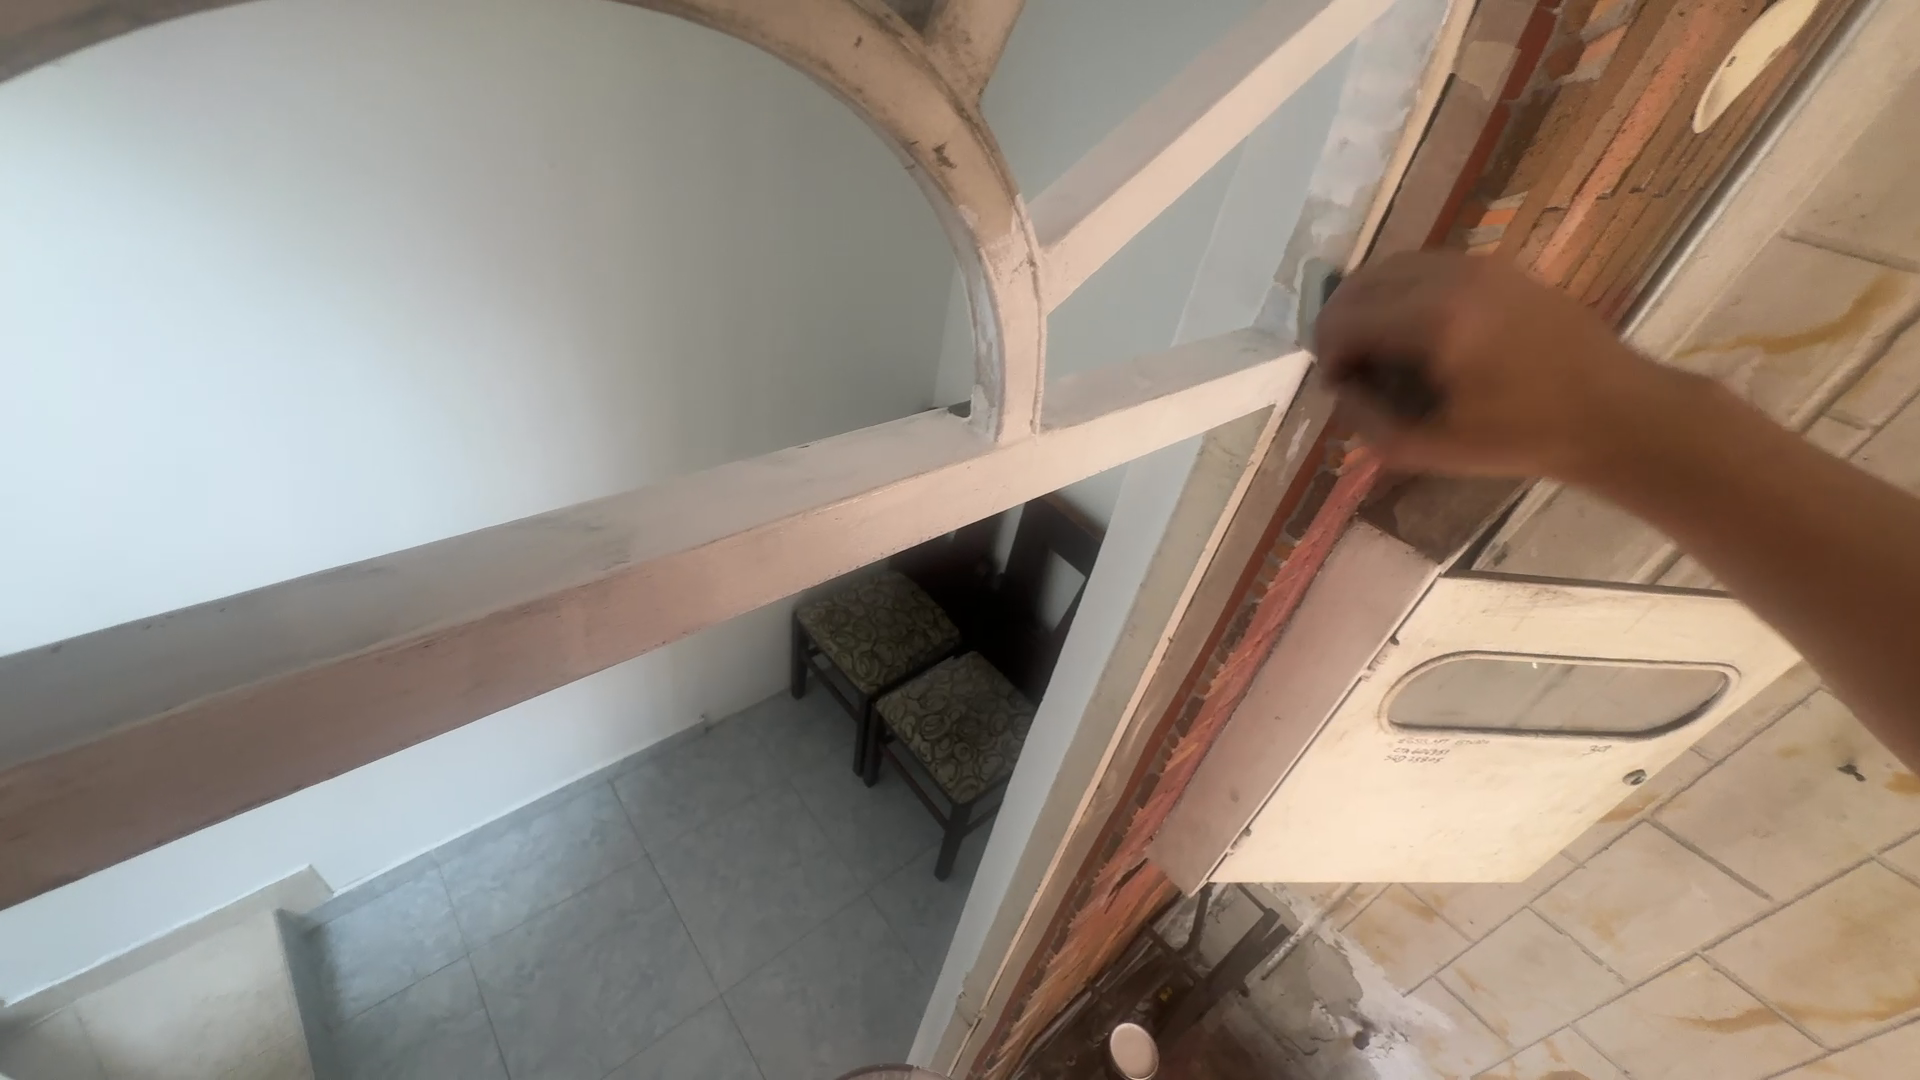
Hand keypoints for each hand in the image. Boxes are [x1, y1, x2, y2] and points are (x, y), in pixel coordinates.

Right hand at [1313, 251, 1684, 482]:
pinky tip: (1411, 331)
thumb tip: (1339, 388)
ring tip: (1375, 348)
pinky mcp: (1497, 266)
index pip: (1344, 321)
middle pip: (1359, 285)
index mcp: (1435, 324)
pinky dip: (1399, 294)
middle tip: (1348, 368)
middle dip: (1339, 327)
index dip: (1326, 357)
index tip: (1338, 388)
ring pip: (1387, 268)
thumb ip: (1365, 419)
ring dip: (1367, 306)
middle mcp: (1452, 280)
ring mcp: (1478, 265)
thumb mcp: (1426, 449)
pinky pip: (1422, 266)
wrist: (1615, 412)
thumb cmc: (1518, 438)